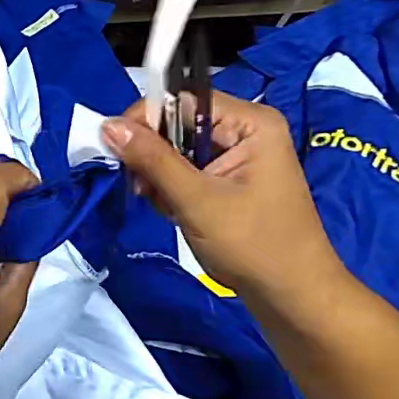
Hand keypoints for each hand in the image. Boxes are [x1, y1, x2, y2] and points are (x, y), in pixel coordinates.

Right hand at [102, 92, 344, 297]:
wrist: (292, 298)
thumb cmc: (253, 245)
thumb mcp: (196, 200)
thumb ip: (152, 159)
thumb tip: (107, 125)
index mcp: (250, 122)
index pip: (182, 100)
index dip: (145, 119)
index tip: (117, 148)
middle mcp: (244, 129)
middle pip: (176, 123)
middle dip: (153, 155)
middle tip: (144, 188)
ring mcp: (236, 154)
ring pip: (174, 148)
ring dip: (159, 176)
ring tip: (165, 206)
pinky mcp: (227, 177)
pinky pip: (184, 168)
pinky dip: (170, 188)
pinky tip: (174, 211)